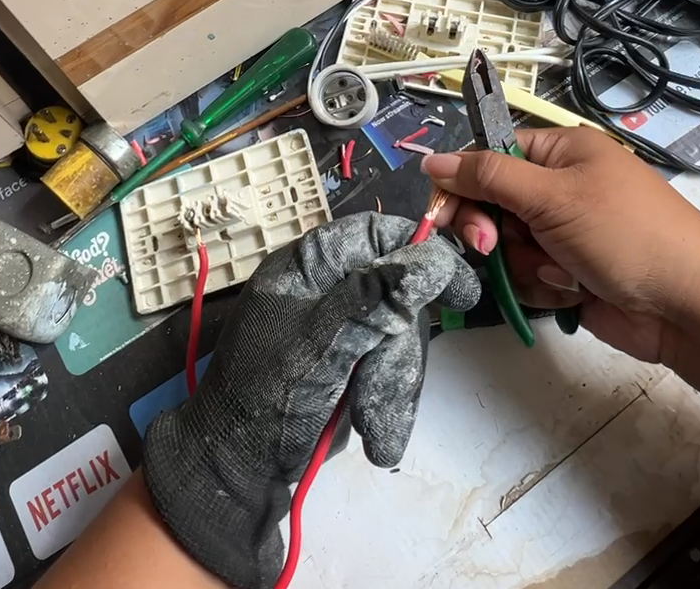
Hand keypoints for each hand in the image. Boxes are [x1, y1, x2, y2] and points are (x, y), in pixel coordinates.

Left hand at [143, 212, 480, 587]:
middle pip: (395, 292)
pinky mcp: (351, 361)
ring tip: (377, 426)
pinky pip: (389, 366)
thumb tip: (430, 257)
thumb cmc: (265, 397)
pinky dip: (389, 400)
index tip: (460, 286)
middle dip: (397, 348)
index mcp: (306, 267)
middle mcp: (326, 287)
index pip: (372, 233)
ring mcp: (340, 326)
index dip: (419, 251)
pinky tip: (380, 434)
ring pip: (397, 335)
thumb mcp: (320, 345)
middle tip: (389, 385)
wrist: (239, 465)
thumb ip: (373, 299)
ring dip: (394, 383)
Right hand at [421, 127, 699, 363]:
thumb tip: (430, 161)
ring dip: (525, 264)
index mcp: (561, 151)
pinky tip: (573, 291)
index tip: (438, 214)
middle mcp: (560, 187)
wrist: (690, 310)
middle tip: (491, 247)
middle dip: (490, 230)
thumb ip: (486, 176)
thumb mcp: (552, 196)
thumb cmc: (624, 234)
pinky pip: (527, 275)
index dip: (460, 184)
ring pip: (506, 246)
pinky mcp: (567, 273)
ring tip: (562, 273)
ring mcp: (564, 232)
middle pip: (490, 204)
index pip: (489, 157)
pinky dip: (543, 287)